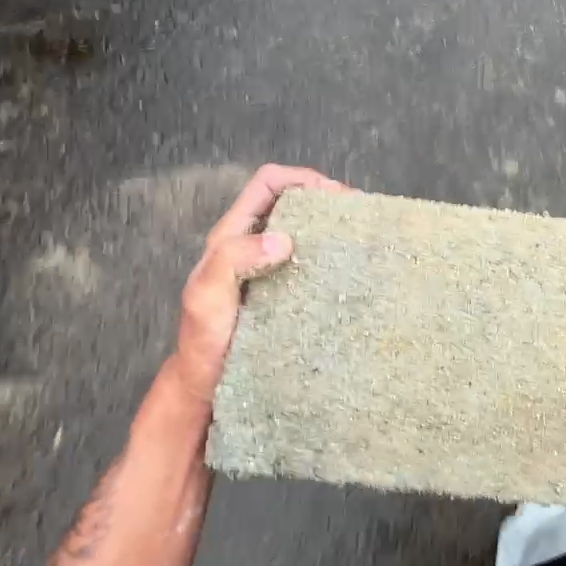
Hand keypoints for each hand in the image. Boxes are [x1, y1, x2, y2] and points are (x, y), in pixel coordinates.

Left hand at [165, 164, 351, 405]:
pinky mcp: (291, 287)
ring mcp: (273, 264)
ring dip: (335, 225)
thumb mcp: (207, 297)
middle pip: (296, 199)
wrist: (207, 386)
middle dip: (328, 199)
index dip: (302, 178)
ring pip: (308, 227)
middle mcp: (255, 241)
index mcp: (234, 232)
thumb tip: (283, 239)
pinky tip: (353, 266)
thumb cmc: (204, 340)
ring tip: (361, 237)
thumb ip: (233, 261)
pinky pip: (316, 257)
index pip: (269, 182)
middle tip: (356, 215)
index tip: (334, 196)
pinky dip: (336, 253)